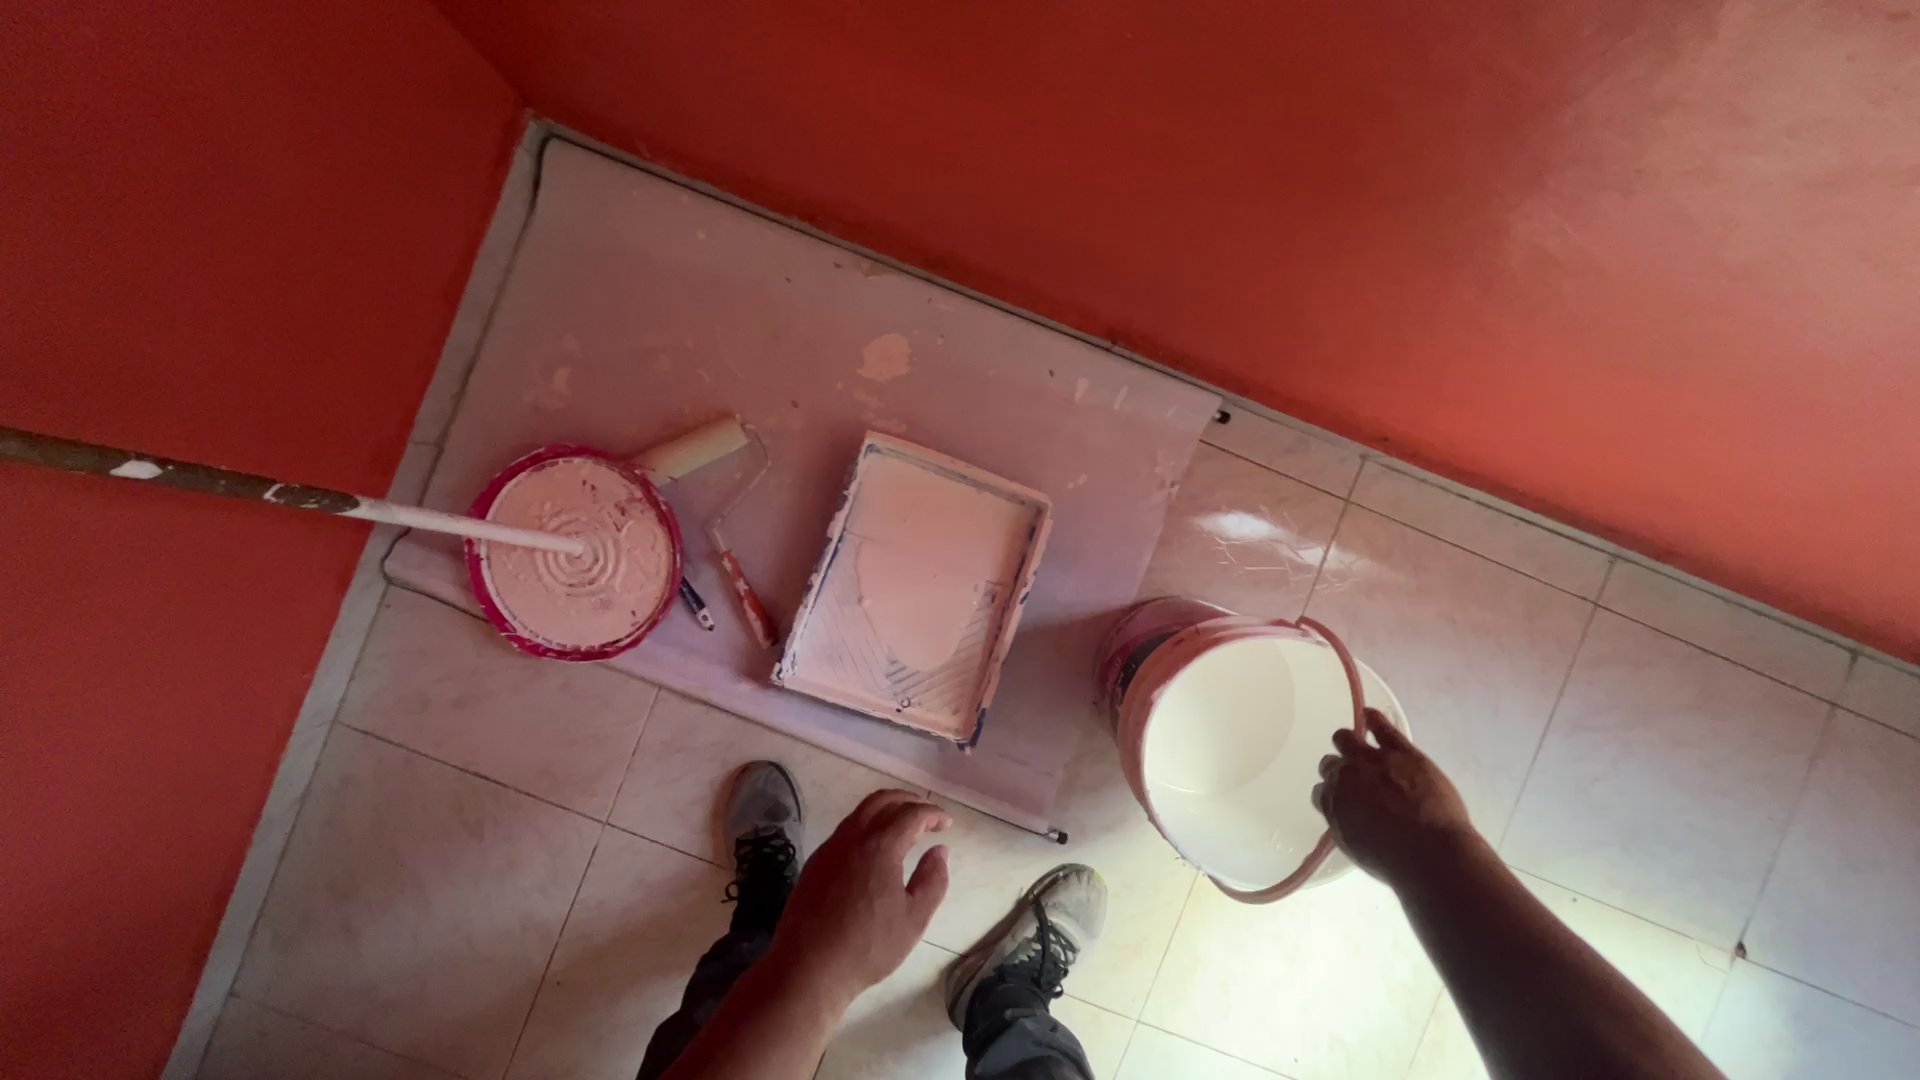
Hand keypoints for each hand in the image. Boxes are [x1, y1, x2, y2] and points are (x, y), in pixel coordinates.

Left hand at [763, 789, 951, 1005]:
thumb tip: (939, 851)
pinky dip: (866, 825)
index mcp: (880, 847)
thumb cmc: (867, 947)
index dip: (932, 814)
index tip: (947, 823)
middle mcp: (852, 838)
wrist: (807, 969)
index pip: (911, 814)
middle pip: (882, 800)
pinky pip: (845, 830)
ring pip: (860, 812)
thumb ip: (933, 880)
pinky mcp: (815, 863)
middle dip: (908, 800)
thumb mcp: (914, 920)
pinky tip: (873, 849)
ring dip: (885, 810)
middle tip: (925, 813)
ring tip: (902, 826)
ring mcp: (830, 848)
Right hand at [1313, 708, 1481, 886]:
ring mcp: (1371, 760)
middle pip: (1330, 763)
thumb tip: (1345, 815)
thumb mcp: (1355, 848)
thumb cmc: (1394, 861)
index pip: (1321, 790)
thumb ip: (1344, 824)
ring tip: (1356, 745)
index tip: (1345, 800)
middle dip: (1339, 769)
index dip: (1333, 793)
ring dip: (1347, 743)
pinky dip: (1373, 720)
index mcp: (1331, 801)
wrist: (1432, 854)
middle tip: (1356, 780)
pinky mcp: (1400, 752)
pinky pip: (1382, 728)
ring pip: (1346, 739)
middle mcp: (1344, 775)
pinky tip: (1369, 714)